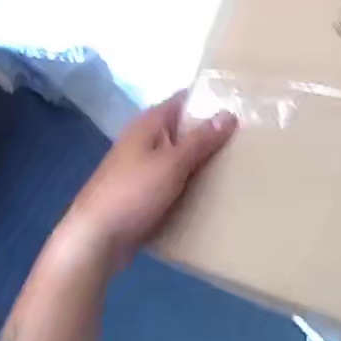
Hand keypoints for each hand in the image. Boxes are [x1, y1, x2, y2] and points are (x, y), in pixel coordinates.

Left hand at [49, 93, 235, 274]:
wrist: (93, 242)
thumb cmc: (132, 193)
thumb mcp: (173, 164)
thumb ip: (201, 139)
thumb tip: (229, 114)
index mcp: (149, 123)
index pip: (185, 99)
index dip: (211, 98)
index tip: (240, 103)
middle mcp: (144, 139)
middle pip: (184, 128)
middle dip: (211, 131)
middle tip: (247, 135)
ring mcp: (142, 166)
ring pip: (180, 155)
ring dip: (201, 158)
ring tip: (236, 161)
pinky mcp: (142, 192)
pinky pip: (173, 179)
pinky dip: (189, 180)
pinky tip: (211, 189)